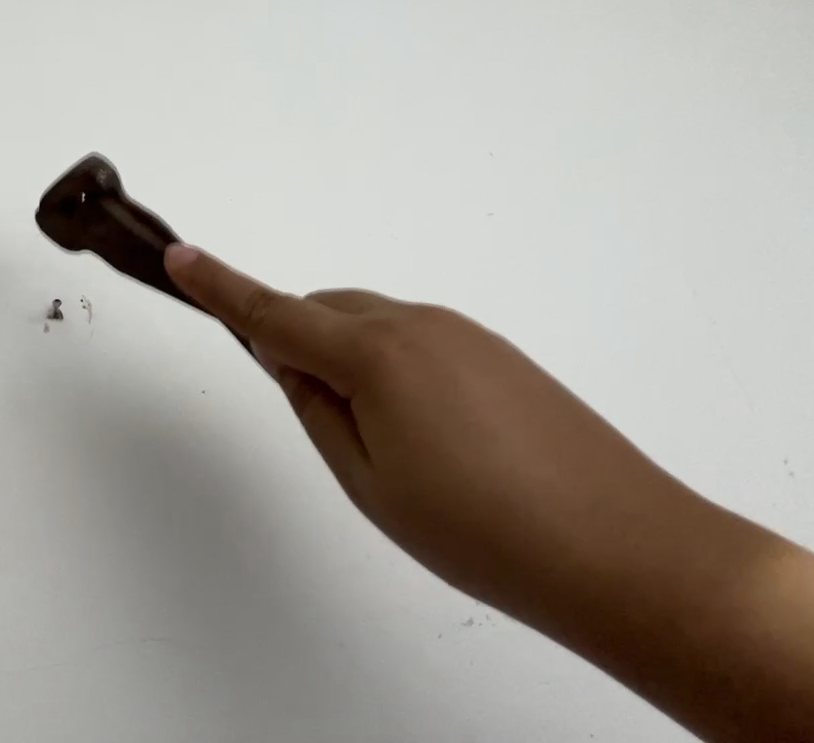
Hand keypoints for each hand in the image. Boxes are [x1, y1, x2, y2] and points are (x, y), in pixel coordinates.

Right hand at [164, 244, 739, 627]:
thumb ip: (314, 407)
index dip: (219, 286)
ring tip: (389, 444)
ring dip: (345, 357)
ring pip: (369, 324)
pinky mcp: (499, 353)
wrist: (635, 558)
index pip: (273, 313)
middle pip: (323, 310)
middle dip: (295, 341)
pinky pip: (413, 339)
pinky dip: (389, 365)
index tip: (178, 254)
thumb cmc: (480, 531)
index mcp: (374, 355)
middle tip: (316, 414)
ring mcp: (464, 334)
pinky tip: (433, 435)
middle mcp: (416, 324)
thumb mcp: (366, 481)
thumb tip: (290, 360)